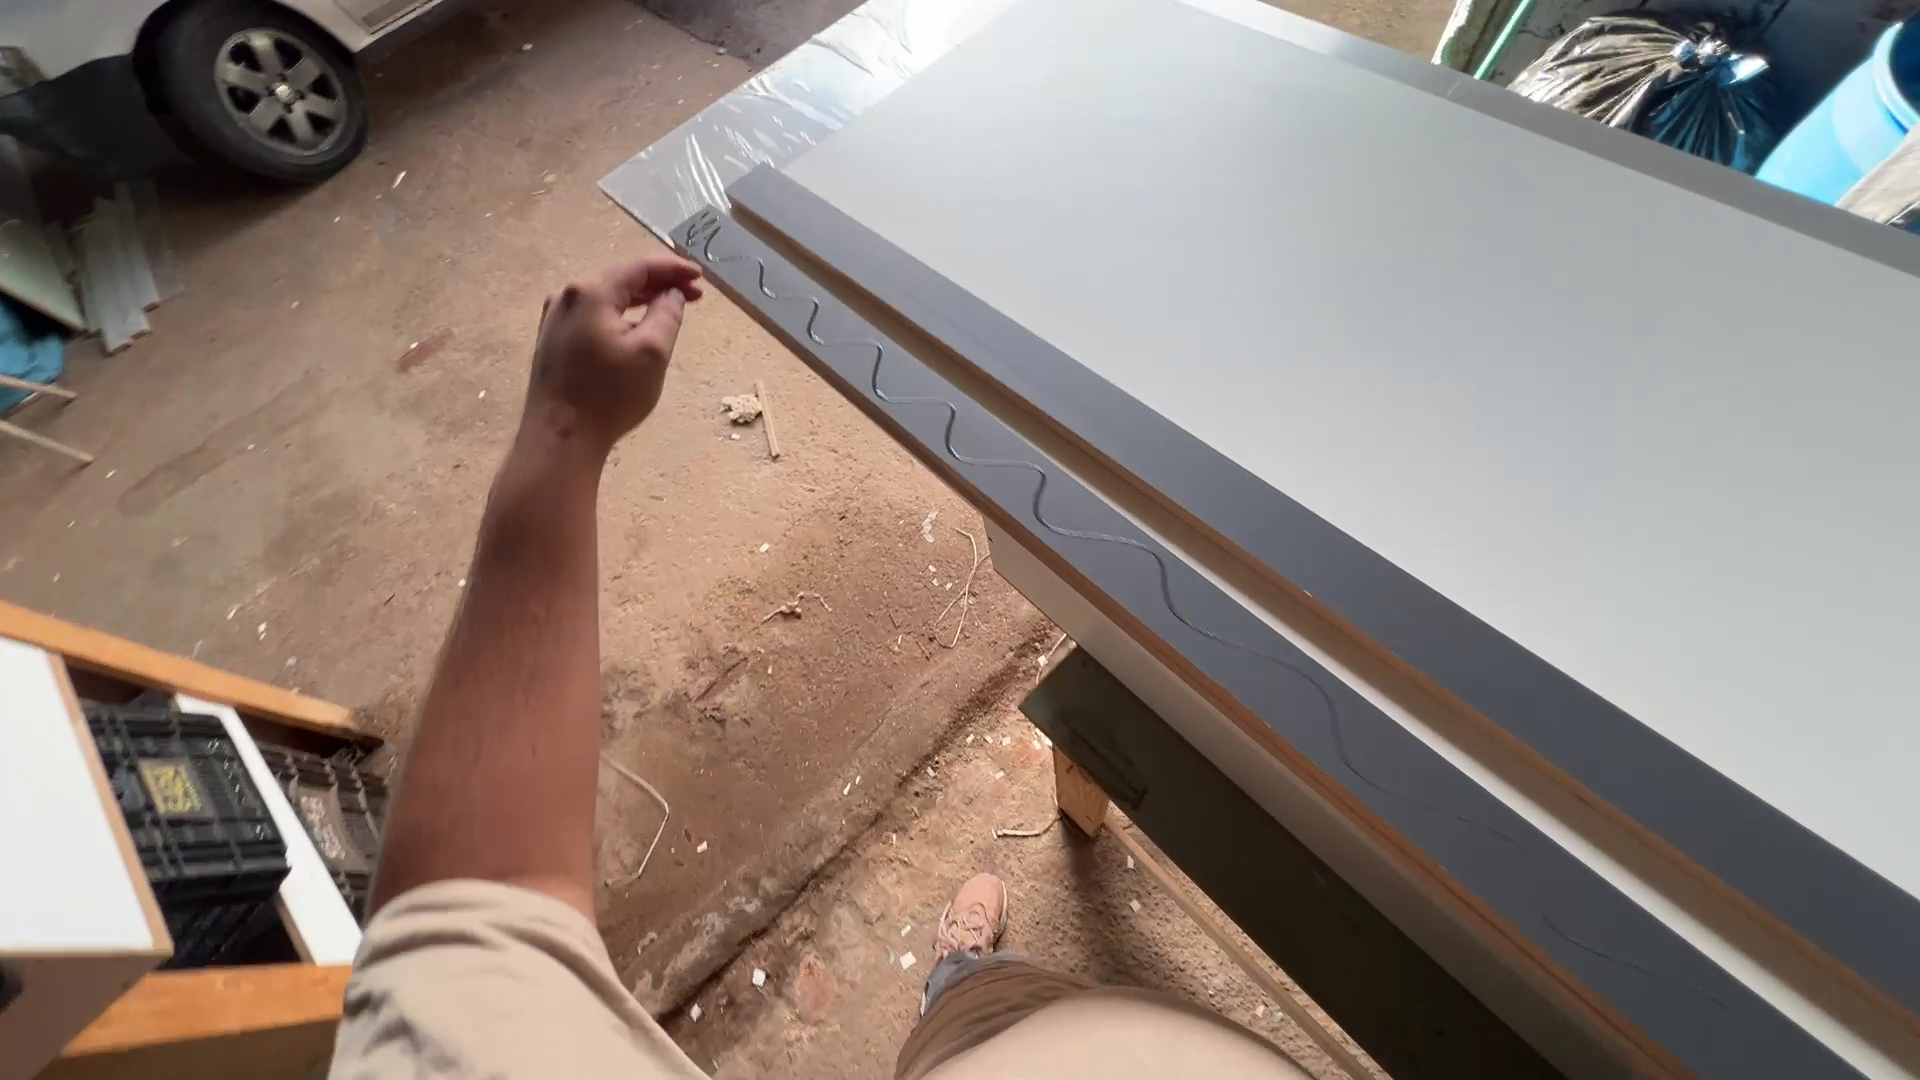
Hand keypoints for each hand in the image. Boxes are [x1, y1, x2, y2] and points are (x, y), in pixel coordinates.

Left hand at [525, 255, 704, 452]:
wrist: (563, 435)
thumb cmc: (611, 394)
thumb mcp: (652, 353)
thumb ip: (667, 316)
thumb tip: (673, 295)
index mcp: (592, 292)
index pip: (639, 268)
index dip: (673, 269)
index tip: (700, 276)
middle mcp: (568, 296)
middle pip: (621, 280)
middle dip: (660, 284)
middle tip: (694, 295)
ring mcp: (556, 318)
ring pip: (607, 298)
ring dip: (641, 300)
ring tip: (670, 309)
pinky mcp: (553, 339)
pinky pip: (594, 315)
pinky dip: (621, 315)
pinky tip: (636, 327)